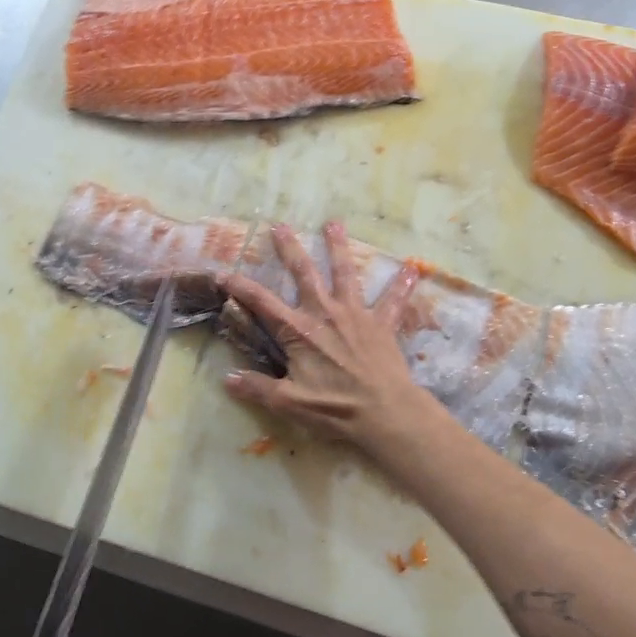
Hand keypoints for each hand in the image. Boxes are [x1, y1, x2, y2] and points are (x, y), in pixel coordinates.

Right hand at [220, 221, 432, 453]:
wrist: (385, 412)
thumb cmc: (335, 408)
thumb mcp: (289, 403)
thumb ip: (258, 389)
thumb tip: (227, 380)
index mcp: (298, 331)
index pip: (261, 303)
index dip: (240, 287)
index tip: (223, 272)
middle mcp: (324, 313)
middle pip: (303, 273)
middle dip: (290, 249)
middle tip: (280, 225)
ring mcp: (355, 314)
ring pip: (344, 274)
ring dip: (339, 248)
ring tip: (334, 224)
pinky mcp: (381, 324)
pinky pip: (393, 301)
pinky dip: (402, 285)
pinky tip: (413, 268)